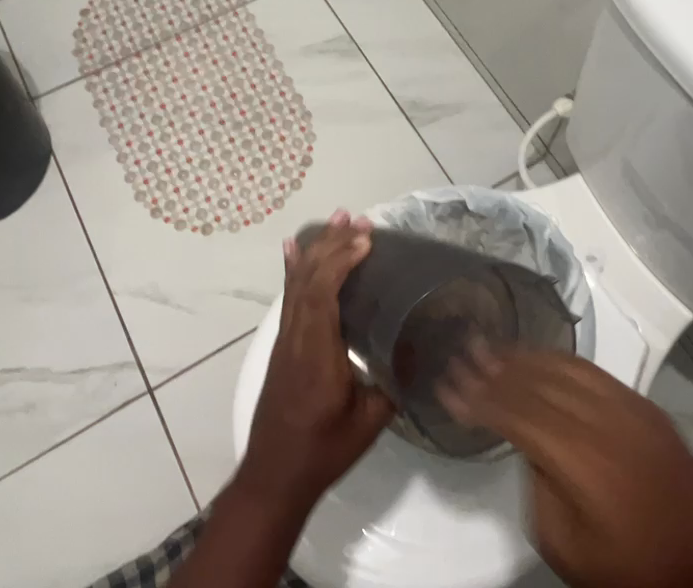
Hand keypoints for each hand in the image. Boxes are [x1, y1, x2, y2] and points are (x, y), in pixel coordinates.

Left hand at [230, 210, 395, 515]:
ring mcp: (286, 340)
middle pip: (309, 279)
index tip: (367, 240)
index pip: (323, 295)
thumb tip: (418, 353)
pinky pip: (289, 297)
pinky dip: (293, 269)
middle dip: (333, 244)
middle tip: (358, 218)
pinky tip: (293, 248)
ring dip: (317, 249)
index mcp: (317, 354)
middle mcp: (297, 338)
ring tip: (336, 219)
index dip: (342, 262)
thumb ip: (391, 385)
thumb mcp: (369, 422)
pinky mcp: (283, 346)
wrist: (274, 474)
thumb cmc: (323, 450)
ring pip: (297, 284)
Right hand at [440, 347, 692, 587]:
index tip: (447, 386)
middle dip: (495, 367)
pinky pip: (595, 372)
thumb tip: (525, 442)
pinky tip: (539, 359)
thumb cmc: (628, 571)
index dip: (478, 396)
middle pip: (539, 381)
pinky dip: (560, 361)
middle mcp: (607, 421)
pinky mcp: (648, 409)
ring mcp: (633, 409)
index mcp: (582, 458)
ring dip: (525, 356)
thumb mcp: (564, 543)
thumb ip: (537, 482)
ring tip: (491, 347)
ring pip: (567, 367)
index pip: (517, 411)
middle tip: (460, 353)